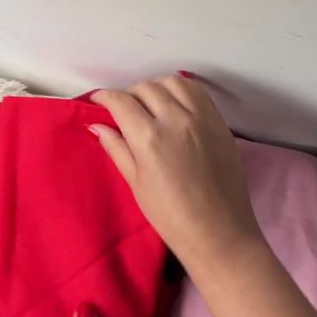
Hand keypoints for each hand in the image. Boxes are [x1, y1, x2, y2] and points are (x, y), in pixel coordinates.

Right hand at [90, 75, 264, 274]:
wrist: (220, 234)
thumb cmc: (171, 216)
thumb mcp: (136, 184)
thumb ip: (116, 148)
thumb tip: (96, 125)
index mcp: (149, 138)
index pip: (120, 101)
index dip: (105, 97)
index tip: (98, 100)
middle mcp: (175, 119)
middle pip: (145, 87)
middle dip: (129, 94)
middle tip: (125, 110)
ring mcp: (201, 118)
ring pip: (171, 82)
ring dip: (156, 87)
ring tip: (151, 103)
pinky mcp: (219, 122)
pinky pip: (197, 91)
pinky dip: (181, 89)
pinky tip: (175, 103)